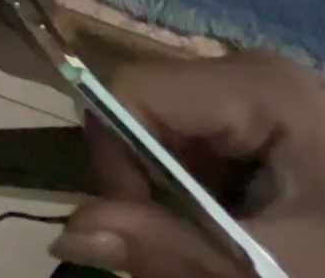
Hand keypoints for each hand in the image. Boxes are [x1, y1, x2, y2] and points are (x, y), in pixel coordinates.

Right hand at [54, 53, 324, 277]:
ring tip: (209, 245)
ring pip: (147, 129)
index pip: (130, 92)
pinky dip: (178, 193)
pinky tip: (222, 230)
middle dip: (139, 181)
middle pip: (136, 107)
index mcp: (260, 86)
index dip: (117, 159)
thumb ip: (170, 252)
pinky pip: (175, 143)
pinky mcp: (249, 123)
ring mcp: (249, 96)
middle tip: (179, 246)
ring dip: (156, 192)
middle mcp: (247, 72)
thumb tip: (64, 232)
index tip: (144, 228)